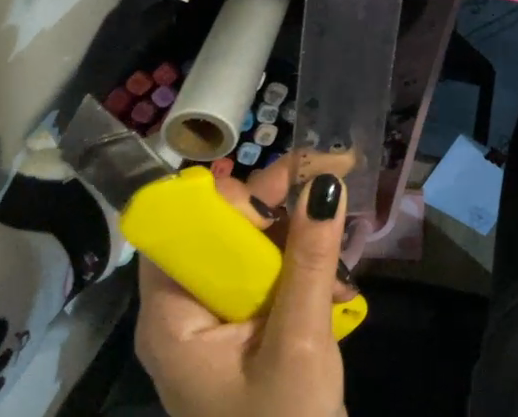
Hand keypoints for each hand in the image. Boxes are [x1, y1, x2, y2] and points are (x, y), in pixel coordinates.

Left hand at [135, 156, 354, 416]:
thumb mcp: (299, 342)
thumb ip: (310, 260)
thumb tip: (325, 182)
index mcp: (173, 317)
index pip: (180, 230)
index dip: (226, 198)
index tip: (285, 181)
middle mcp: (187, 312)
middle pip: (221, 232)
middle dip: (278, 204)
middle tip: (336, 175)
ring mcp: (218, 323)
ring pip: (251, 251)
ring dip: (300, 236)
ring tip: (345, 226)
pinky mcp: (248, 332)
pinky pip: (269, 278)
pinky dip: (304, 267)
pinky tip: (342, 277)